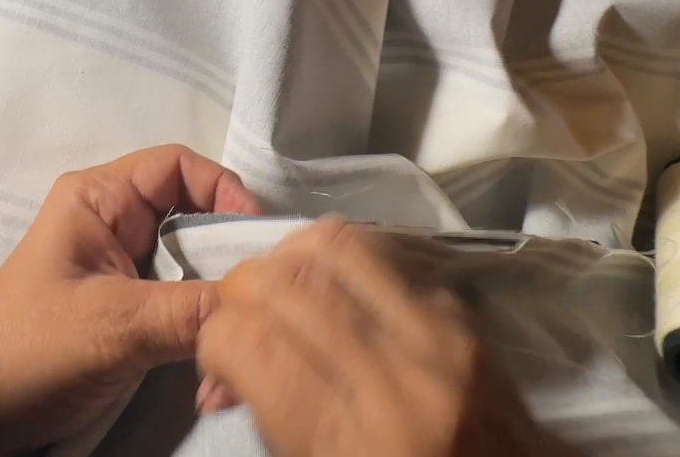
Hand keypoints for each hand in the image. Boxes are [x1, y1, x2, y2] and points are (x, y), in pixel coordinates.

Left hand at [0, 145, 258, 456]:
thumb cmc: (30, 350)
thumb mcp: (112, 327)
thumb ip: (188, 311)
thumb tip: (260, 301)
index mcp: (101, 198)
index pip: (177, 166)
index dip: (224, 189)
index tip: (260, 236)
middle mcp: (116, 219)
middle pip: (194, 212)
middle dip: (230, 252)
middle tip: (266, 294)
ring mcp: (124, 261)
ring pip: (194, 259)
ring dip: (222, 295)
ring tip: (245, 336)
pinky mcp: (131, 302)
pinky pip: (185, 296)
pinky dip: (207, 322)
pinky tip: (218, 361)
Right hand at [195, 218, 562, 456]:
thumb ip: (269, 420)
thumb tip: (221, 372)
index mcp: (357, 445)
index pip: (255, 344)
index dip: (218, 338)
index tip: (218, 356)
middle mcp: (400, 380)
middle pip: (287, 283)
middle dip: (242, 288)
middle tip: (238, 313)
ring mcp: (439, 335)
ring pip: (333, 243)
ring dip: (287, 256)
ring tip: (278, 285)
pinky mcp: (461, 312)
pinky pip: (380, 248)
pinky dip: (335, 255)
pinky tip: (327, 281)